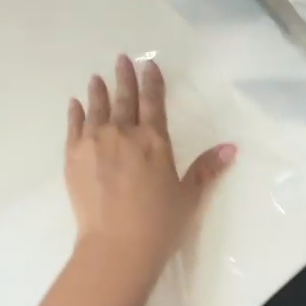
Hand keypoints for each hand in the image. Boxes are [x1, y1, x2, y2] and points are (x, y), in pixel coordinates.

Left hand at [65, 55, 235, 278]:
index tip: (148, 65)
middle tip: (121, 60)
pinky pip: (74, 126)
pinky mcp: (73, 156)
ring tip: (97, 79)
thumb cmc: (159, 224)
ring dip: (98, 91)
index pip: (153, 102)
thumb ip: (206, 169)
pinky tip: (75, 104)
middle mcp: (123, 133)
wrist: (116, 245)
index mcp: (154, 140)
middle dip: (124, 78)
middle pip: (124, 98)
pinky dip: (75, 112)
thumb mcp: (188, 198)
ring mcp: (94, 142)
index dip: (152, 82)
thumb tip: (231, 148)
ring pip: (97, 108)